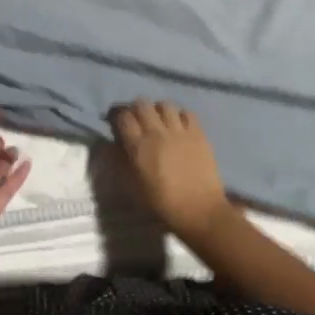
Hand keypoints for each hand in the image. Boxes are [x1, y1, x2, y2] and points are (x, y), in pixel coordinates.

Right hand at [111, 99, 234, 239]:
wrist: (200, 210)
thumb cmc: (163, 203)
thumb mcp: (134, 188)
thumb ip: (122, 163)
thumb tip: (113, 146)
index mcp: (139, 147)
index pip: (123, 117)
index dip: (118, 117)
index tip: (119, 124)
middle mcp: (157, 133)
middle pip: (142, 104)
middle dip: (137, 109)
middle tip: (138, 120)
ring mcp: (180, 131)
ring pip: (165, 104)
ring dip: (159, 110)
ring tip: (160, 121)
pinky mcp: (198, 134)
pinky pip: (187, 113)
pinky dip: (180, 116)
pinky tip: (180, 126)